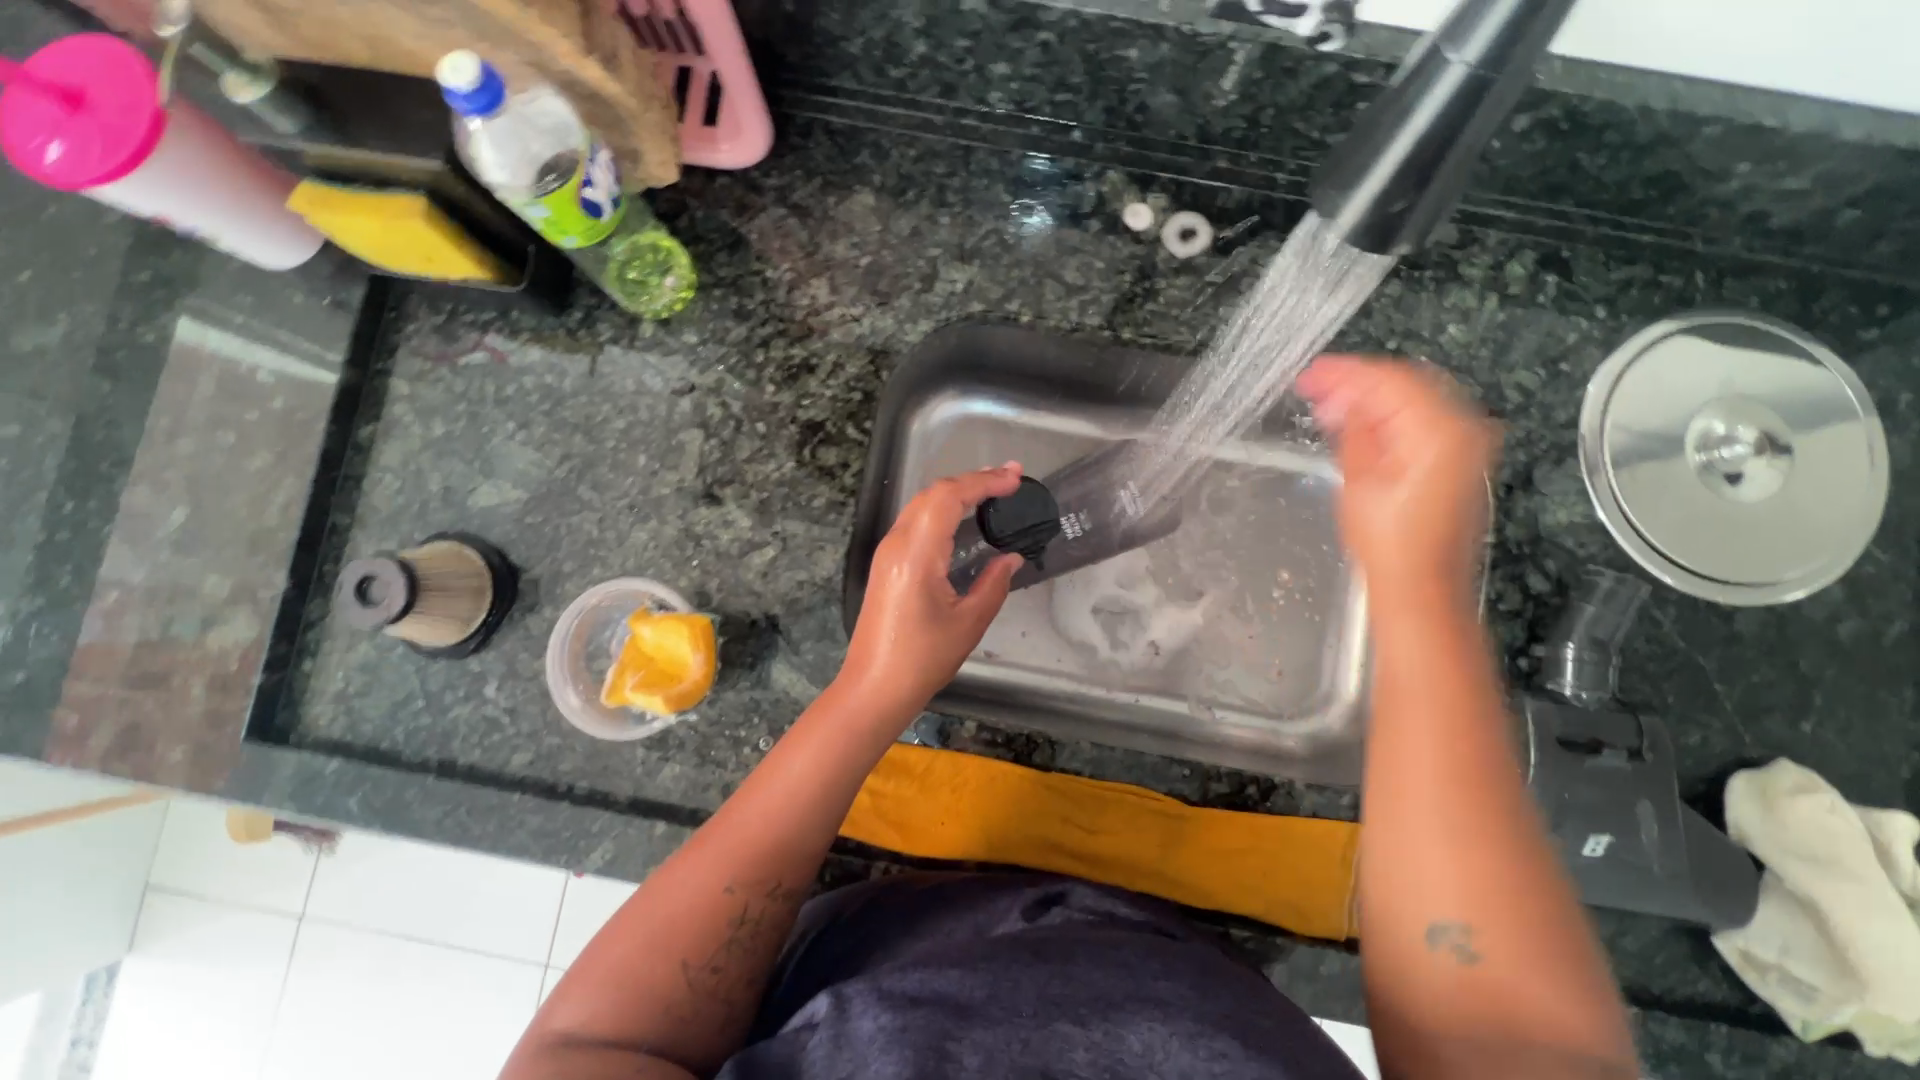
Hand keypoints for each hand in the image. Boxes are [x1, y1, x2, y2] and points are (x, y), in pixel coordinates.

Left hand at [840, 463, 1026, 715]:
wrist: (873, 688)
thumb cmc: (922, 660)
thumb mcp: (968, 623)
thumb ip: (993, 584)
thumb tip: (1011, 558)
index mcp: (916, 555)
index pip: (948, 498)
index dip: (983, 482)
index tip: (1015, 479)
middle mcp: (896, 544)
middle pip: (933, 494)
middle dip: (973, 480)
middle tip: (1011, 478)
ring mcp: (887, 553)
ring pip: (922, 505)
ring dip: (957, 492)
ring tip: (994, 489)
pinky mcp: (886, 565)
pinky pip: (916, 522)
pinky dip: (943, 510)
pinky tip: (964, 518)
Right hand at [1295, 356, 1497, 605]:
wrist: (1421, 589)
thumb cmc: (1390, 546)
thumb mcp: (1358, 481)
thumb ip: (1354, 430)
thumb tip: (1345, 402)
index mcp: (1439, 432)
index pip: (1389, 381)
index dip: (1345, 373)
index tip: (1311, 375)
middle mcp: (1463, 431)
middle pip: (1407, 384)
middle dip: (1358, 383)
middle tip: (1316, 389)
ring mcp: (1467, 445)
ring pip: (1415, 399)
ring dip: (1372, 399)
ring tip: (1330, 407)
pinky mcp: (1461, 460)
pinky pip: (1424, 420)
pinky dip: (1390, 417)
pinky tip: (1360, 426)